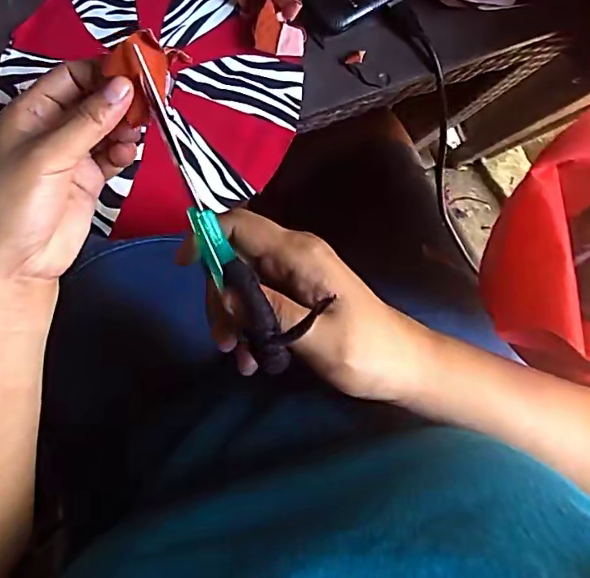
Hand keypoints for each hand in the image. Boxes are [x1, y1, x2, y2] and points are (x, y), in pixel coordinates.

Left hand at [0, 60, 138, 285]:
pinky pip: (114, 152)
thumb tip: (124, 85)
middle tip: (150, 98)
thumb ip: (89, 120)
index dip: (104, 70)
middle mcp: (52, 128)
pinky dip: (124, 150)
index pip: (73, 75)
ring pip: (109, 124)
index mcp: (31, 112)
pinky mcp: (88, 178)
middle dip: (122, 97)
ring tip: (136, 131)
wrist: (9, 271)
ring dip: (126, 124)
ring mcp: (71, 154)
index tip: (137, 70)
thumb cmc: (8, 207)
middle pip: (96, 97)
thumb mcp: (47, 156)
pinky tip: (126, 154)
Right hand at [185, 209, 433, 401]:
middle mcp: (294, 253)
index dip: (207, 234)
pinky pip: (258, 298)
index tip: (184, 266)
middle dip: (218, 294)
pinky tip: (254, 359)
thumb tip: (225, 288)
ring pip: (242, 280)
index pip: (241, 224)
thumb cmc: (367, 351)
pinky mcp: (297, 292)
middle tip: (222, 341)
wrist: (405, 365)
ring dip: (232, 316)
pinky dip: (248, 324)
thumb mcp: (316, 336)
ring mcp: (296, 273)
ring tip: (241, 358)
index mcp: (300, 252)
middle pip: (234, 254)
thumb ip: (269, 308)